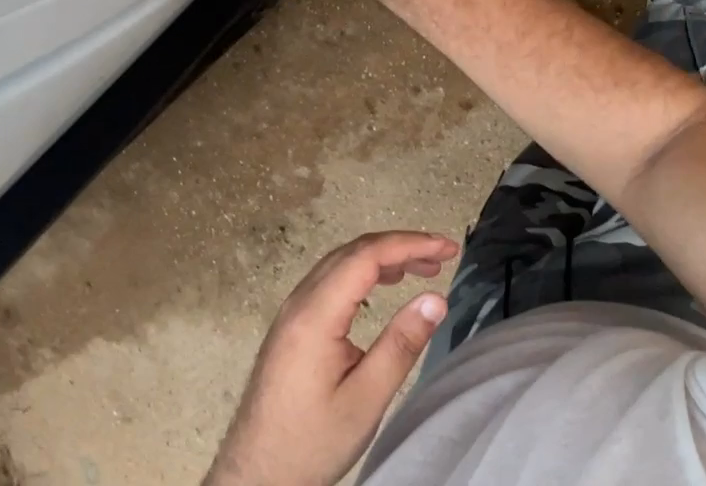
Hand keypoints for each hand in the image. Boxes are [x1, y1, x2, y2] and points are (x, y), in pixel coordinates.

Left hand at [204, 231, 457, 485]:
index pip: (366, 256)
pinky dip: (364, 273)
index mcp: (315, 314)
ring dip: (383, 258)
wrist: (257, 475)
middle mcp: (299, 302)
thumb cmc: (312, 441)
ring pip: (340, 264)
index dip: (410, 244)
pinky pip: (331, 281)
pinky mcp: (291, 326)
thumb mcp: (365, 399)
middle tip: (442, 257)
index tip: (448, 250)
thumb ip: (401, 345)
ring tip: (422, 269)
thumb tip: (436, 299)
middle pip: (353, 252)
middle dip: (401, 246)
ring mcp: (291, 313)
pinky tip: (383, 286)